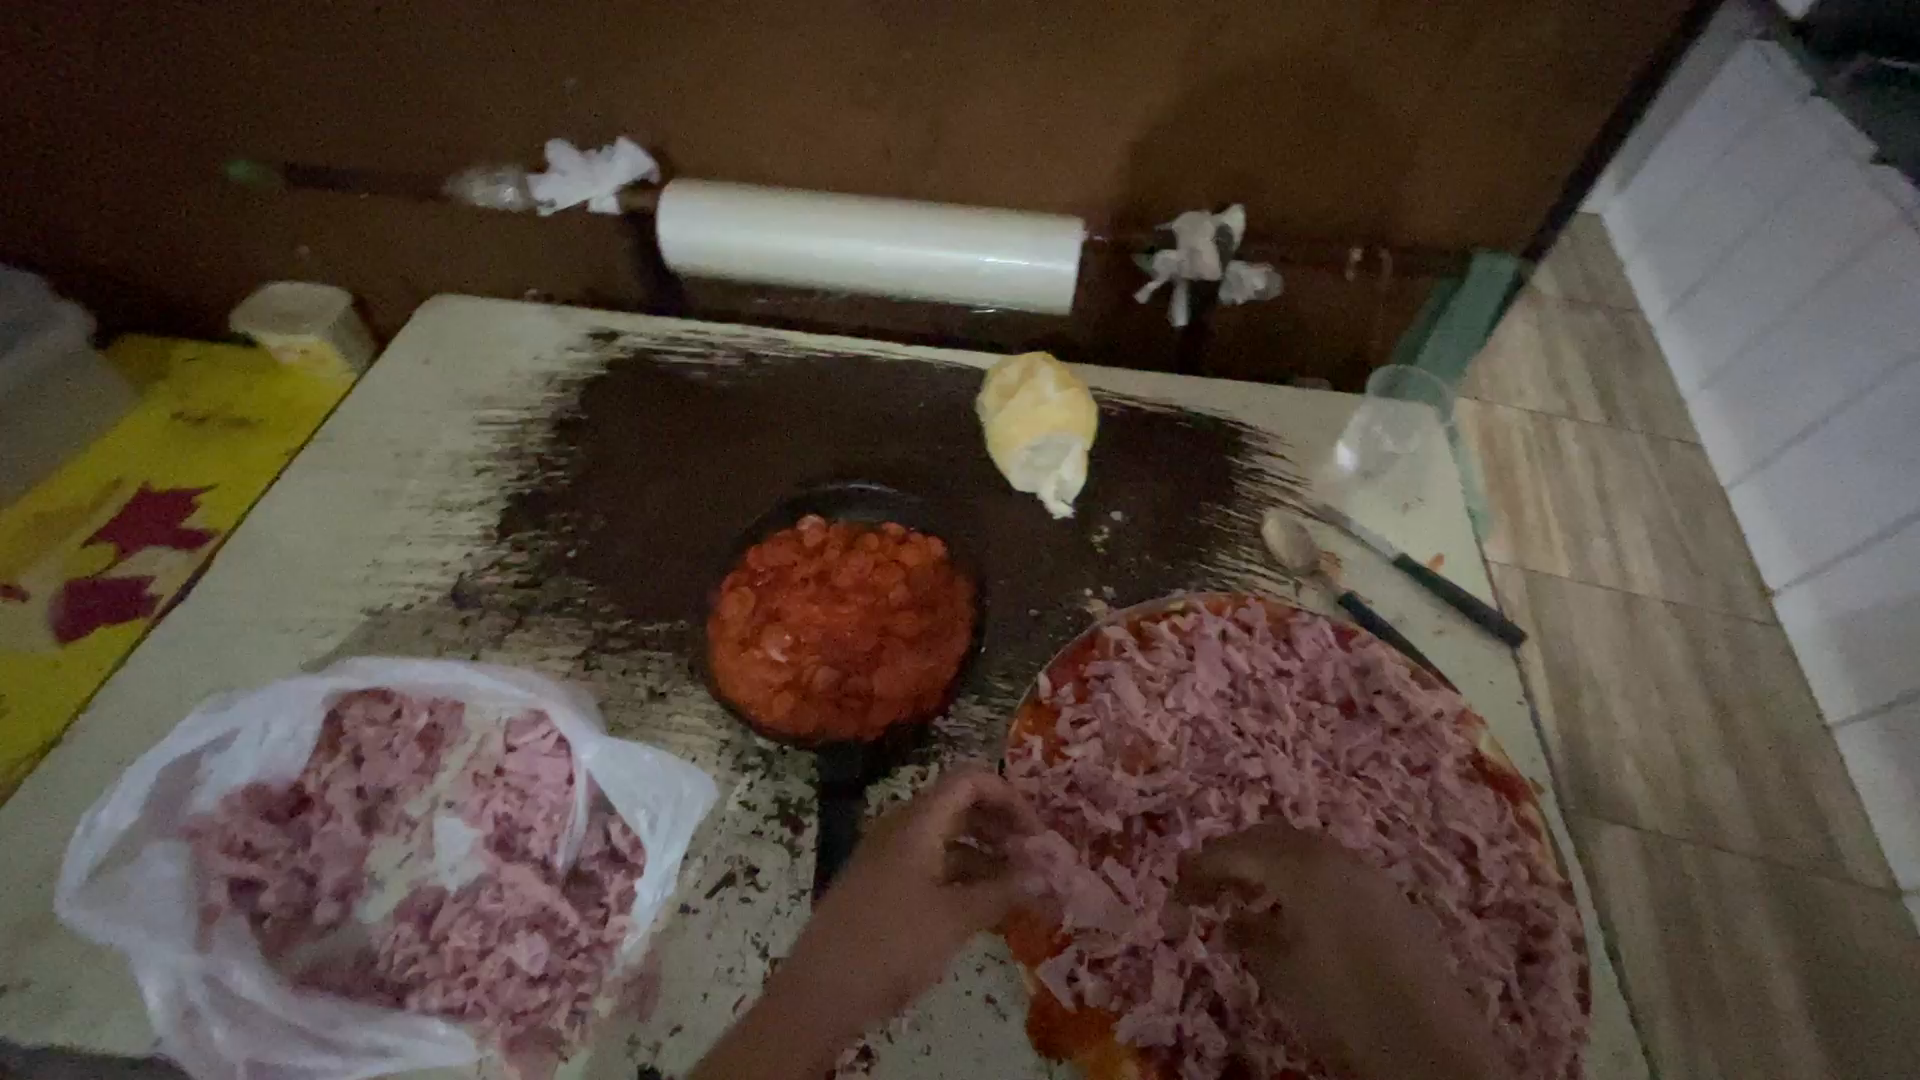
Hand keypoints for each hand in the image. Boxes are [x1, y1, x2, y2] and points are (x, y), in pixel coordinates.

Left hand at [784, 766, 1040, 1026]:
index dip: (1009, 798)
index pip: (970, 780)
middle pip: (960, 806)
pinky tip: (986, 908)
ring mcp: (890, 856)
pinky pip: (932, 865)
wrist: (819, 993)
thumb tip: (1047, 877)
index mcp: (918, 821)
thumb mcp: (955, 919)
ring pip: (948, 839)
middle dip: (1002, 827)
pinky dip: (963, 877)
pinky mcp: (884, 885)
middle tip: (1035, 860)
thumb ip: (1003, 892)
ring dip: (986, 856)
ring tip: (1019, 889)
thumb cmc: (891, 944)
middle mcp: (903, 827)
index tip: (1038, 835)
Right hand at [1177, 823, 1511, 1079]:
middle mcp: (1332, 854)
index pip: (1232, 851)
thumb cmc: (1343, 1006)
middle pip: (1267, 837)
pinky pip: (1330, 868)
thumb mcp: (1280, 974)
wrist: (1435, 1053)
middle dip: (1232, 858)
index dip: (1198, 870)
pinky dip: (1300, 878)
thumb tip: (1232, 920)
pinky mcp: (1389, 897)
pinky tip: (1294, 913)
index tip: (1178, 894)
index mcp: (1299, 865)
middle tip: (1207, 889)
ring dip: (1267, 865)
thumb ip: (1248, 935)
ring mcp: (1366, 872)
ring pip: (1302, 848)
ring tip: (1246, 898)